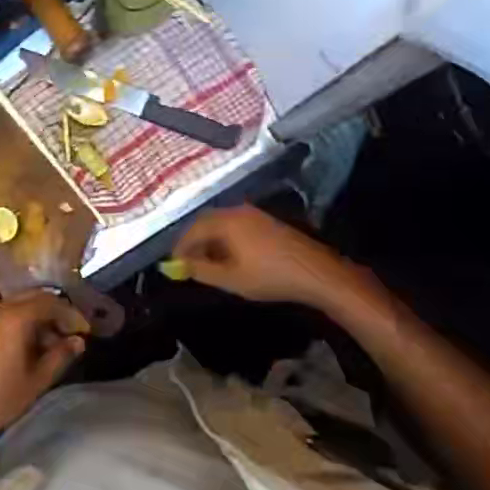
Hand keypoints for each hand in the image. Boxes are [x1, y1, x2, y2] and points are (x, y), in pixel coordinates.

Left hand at [0, 292, 89, 465]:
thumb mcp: (36, 381)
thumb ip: (60, 357)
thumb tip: (78, 341)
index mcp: (18, 316)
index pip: (53, 303)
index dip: (72, 315)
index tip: (85, 333)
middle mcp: (0, 309)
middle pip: (36, 299)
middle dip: (56, 313)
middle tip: (70, 336)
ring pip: (20, 307)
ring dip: (39, 320)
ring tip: (51, 347)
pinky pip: (6, 316)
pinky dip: (22, 325)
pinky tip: (26, 350)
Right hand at [175, 204, 357, 309]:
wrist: (315, 272)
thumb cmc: (268, 276)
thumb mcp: (229, 278)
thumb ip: (200, 270)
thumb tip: (176, 265)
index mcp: (226, 221)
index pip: (192, 229)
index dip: (180, 247)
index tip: (173, 265)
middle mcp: (238, 211)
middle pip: (206, 222)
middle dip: (194, 242)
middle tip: (187, 264)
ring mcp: (255, 214)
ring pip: (222, 223)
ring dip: (210, 241)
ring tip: (207, 264)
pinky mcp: (267, 222)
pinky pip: (236, 225)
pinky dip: (226, 239)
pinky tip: (230, 258)